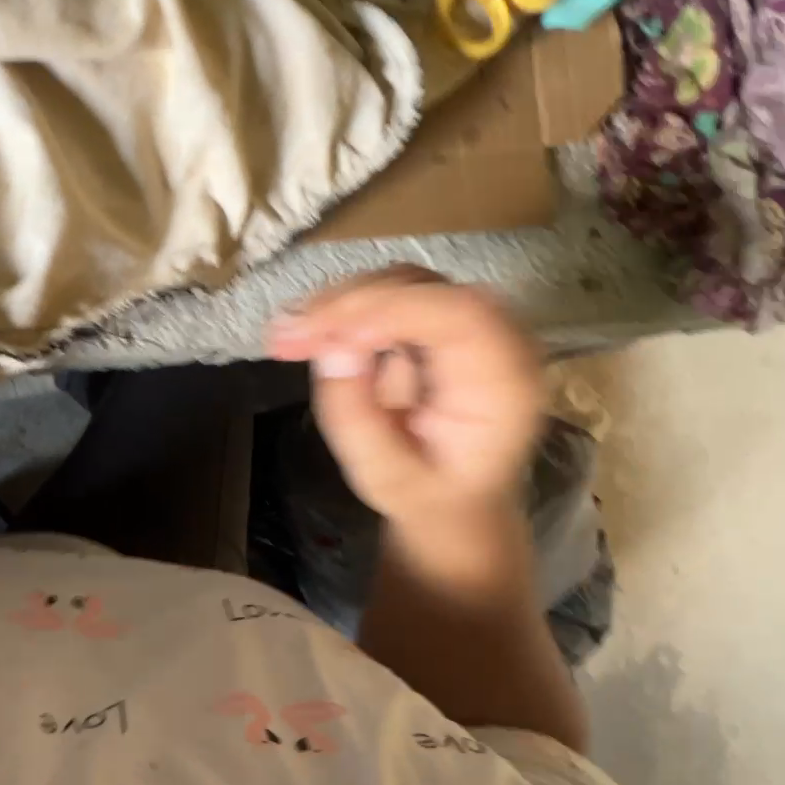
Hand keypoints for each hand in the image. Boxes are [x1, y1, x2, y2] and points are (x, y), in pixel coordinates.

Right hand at [266, 268, 542, 525]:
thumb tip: (332, 350)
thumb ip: (358, 420)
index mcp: (501, 383)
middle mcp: (494, 338)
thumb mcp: (384, 476)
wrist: (452, 499)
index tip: (327, 334)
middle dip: (348, 305)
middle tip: (285, 336)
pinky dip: (340, 310)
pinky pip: (386, 297)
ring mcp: (465, 325)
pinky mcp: (435, 323)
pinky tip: (302, 331)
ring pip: (397, 285)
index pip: (457, 316)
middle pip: (423, 290)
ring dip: (335, 304)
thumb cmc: (426, 495)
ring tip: (283, 336)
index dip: (389, 311)